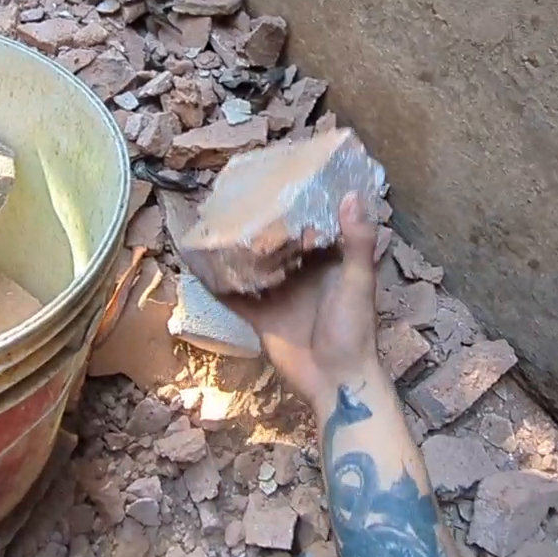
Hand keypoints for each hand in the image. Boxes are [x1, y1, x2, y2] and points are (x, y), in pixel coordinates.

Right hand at [224, 194, 381, 421]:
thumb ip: (356, 241)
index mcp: (328, 261)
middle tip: (238, 194)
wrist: (336, 381)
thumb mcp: (357, 281)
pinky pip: (236, 298)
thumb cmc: (353, 329)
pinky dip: (219, 284)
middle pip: (278, 242)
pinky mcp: (261, 316)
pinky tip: (200, 265)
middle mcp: (302, 273)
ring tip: (214, 222)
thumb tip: (350, 194)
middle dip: (262, 223)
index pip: (313, 223)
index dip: (300, 203)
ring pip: (254, 266)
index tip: (282, 175)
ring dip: (238, 250)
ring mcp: (280, 294)